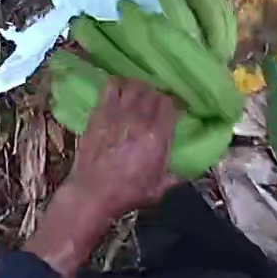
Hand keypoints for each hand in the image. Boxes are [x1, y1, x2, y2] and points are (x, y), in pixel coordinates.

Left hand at [24, 78, 177, 277]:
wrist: (92, 192)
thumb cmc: (126, 193)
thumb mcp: (157, 189)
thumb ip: (173, 176)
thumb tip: (184, 171)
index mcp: (156, 136)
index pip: (169, 104)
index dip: (172, 104)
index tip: (172, 109)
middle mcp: (138, 119)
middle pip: (152, 92)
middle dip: (156, 95)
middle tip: (155, 103)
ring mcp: (117, 113)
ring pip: (133, 86)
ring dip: (139, 88)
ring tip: (139, 94)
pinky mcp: (99, 113)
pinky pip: (110, 87)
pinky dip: (117, 84)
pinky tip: (119, 91)